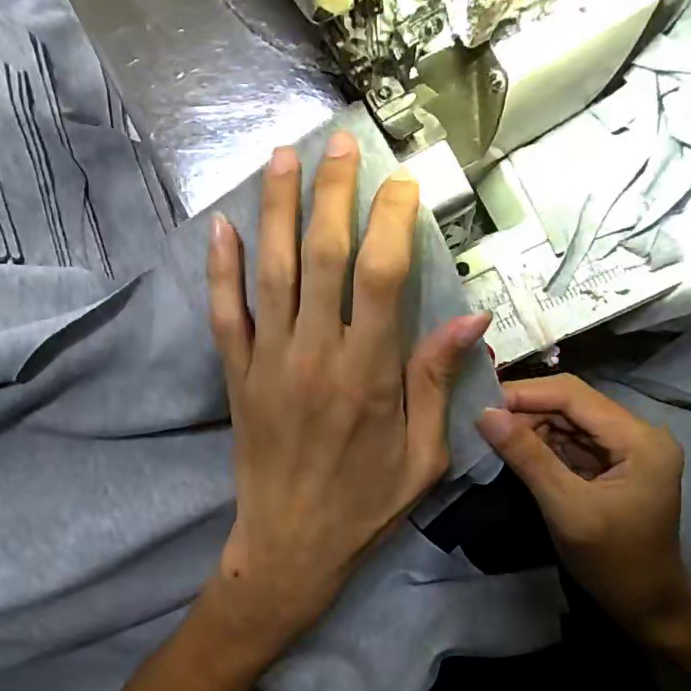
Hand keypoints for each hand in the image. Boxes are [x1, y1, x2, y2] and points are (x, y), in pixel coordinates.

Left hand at [206, 133, 491, 644]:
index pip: (382, 275)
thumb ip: (438, 381)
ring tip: (282, 157)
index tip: (399, 182)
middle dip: (333, 193)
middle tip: (338, 143)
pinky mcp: (238, 375)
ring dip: (279, 209)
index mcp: (370, 372)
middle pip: (324, 255)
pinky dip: (221, 268)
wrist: (291, 547)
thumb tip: (470, 317)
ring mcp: (270, 361)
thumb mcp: (424, 455)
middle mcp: (317, 353)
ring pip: (273, 271)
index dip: (391, 220)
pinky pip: (225, 313)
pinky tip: (223, 225)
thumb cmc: (366, 504)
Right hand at [476, 375, 690, 644]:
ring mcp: (627, 448)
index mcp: (639, 439)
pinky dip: (542, 441)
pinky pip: (572, 439)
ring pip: (569, 419)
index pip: (574, 395)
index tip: (481, 402)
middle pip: (572, 402)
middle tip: (481, 418)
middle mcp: (638, 433)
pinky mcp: (614, 463)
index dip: (526, 393)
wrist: (649, 610)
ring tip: (491, 431)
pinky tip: (513, 446)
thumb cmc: (614, 563)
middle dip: (526, 408)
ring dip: (531, 423)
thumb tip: (484, 413)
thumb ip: (527, 457)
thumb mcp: (565, 508)